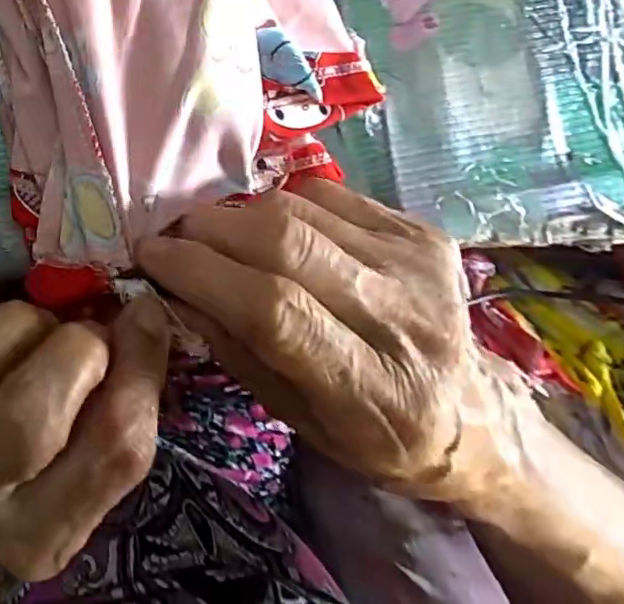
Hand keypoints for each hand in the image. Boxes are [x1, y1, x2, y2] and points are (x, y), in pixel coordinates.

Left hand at [0, 274, 171, 581]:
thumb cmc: (18, 463)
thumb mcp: (76, 463)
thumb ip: (113, 410)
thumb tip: (144, 313)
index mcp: (40, 528)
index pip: (113, 454)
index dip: (136, 374)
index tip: (139, 317)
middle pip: (27, 419)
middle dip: (72, 355)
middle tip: (82, 331)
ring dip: (13, 324)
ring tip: (33, 318)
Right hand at [137, 178, 528, 506]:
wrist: (473, 416)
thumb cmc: (370, 432)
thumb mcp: (290, 414)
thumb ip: (230, 346)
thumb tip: (169, 285)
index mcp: (371, 389)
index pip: (272, 309)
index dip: (199, 271)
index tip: (149, 255)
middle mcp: (403, 320)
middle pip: (282, 243)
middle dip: (207, 230)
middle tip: (173, 236)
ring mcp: (418, 267)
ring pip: (295, 209)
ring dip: (234, 215)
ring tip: (216, 235)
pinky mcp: (421, 233)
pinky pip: (323, 193)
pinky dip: (278, 203)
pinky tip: (273, 230)